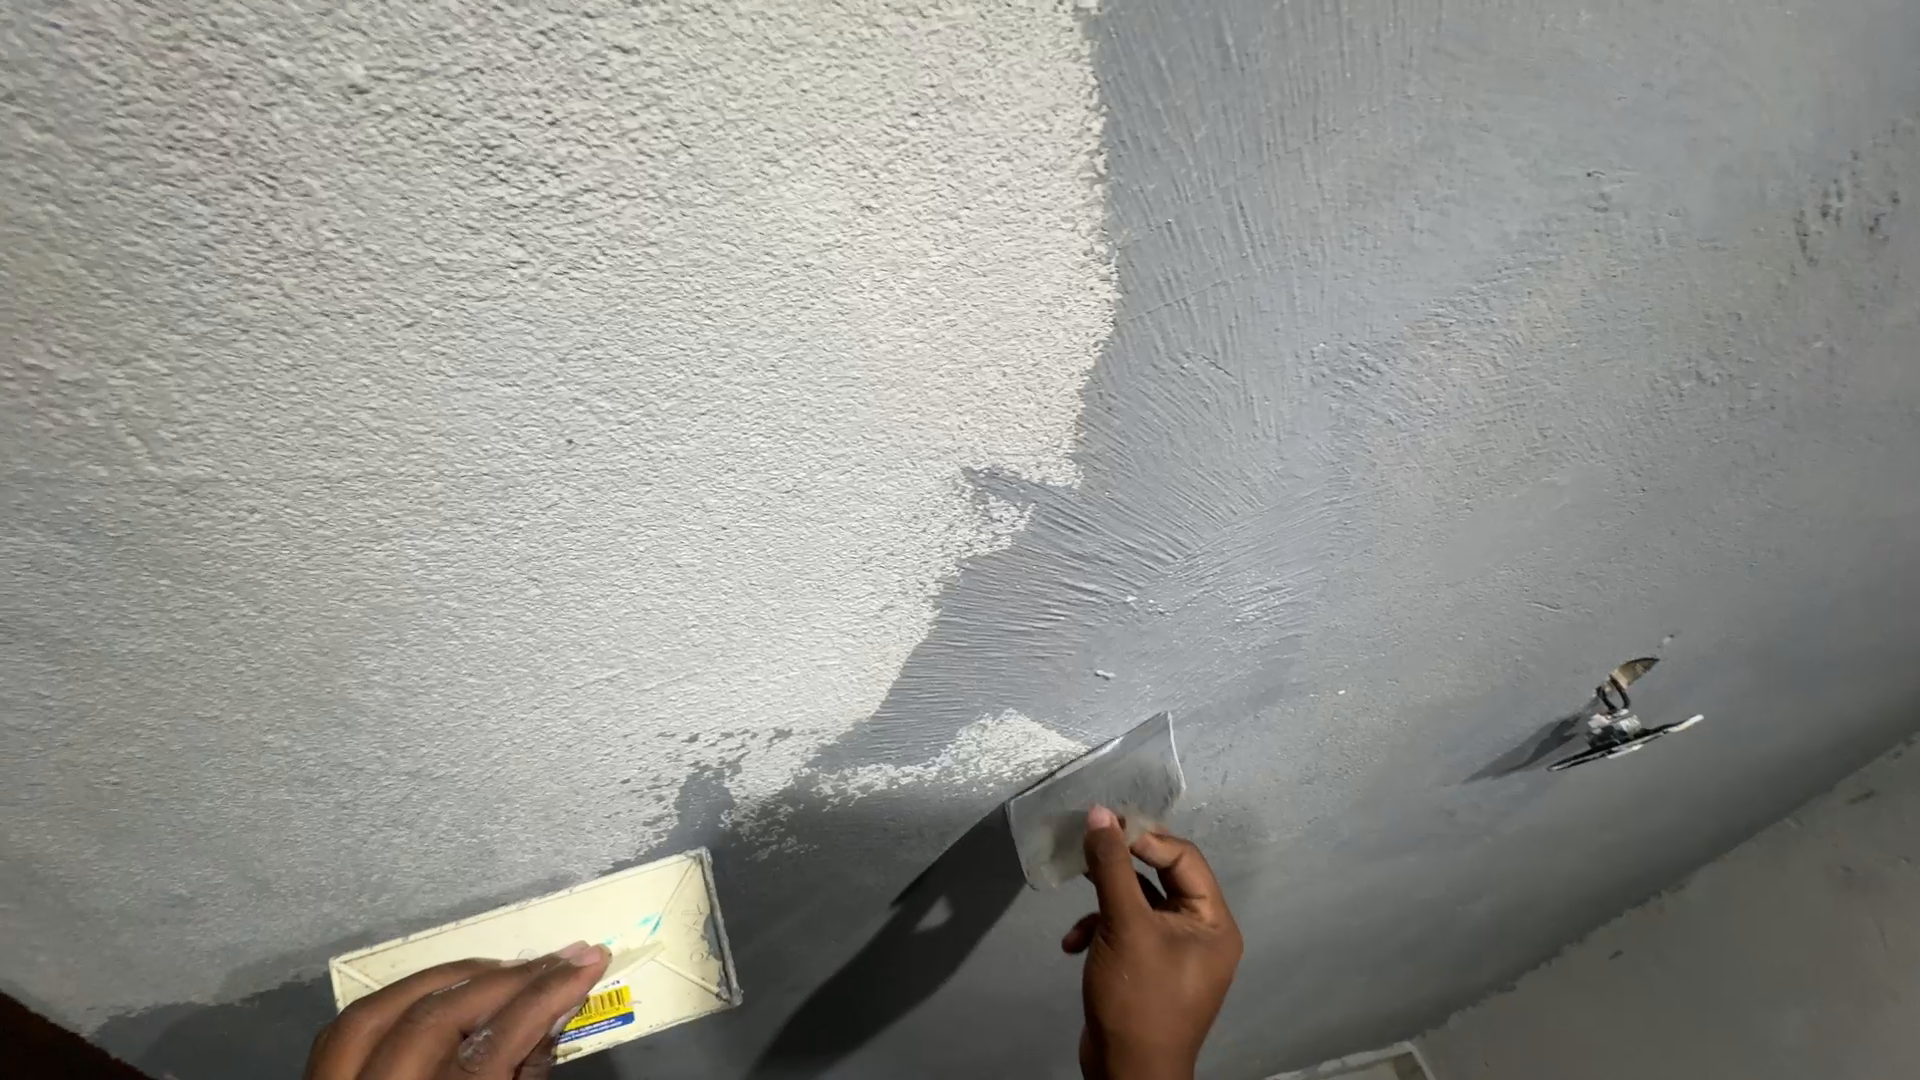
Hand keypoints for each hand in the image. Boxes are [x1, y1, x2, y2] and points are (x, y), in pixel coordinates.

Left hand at [305, 942, 610, 1079]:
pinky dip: (401, 997)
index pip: (489, 1050)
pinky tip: (448, 988)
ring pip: (378, 1015)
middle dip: (507, 979)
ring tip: (507, 968)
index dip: (545, 996)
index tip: (590, 960)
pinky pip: (347, 1031)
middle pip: (435, 1022)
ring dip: (451, 978)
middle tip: (559, 959)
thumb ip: (529, 1071)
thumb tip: (561, 1000)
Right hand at [1062, 805, 1241, 1079]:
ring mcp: (1173, 951)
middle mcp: (1199, 932)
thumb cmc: (1139, 998)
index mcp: (1212, 921)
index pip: (1183, 856)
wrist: (1126, 1076)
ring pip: (1138, 900)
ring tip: (1076, 885)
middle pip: (1160, 874)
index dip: (1145, 837)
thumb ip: (1112, 866)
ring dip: (1104, 897)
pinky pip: (1125, 928)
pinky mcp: (1148, 965)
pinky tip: (1073, 944)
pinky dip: (1099, 928)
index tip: (1106, 827)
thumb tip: (1100, 813)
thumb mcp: (1124, 925)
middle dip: (1120, 863)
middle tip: (1089, 844)